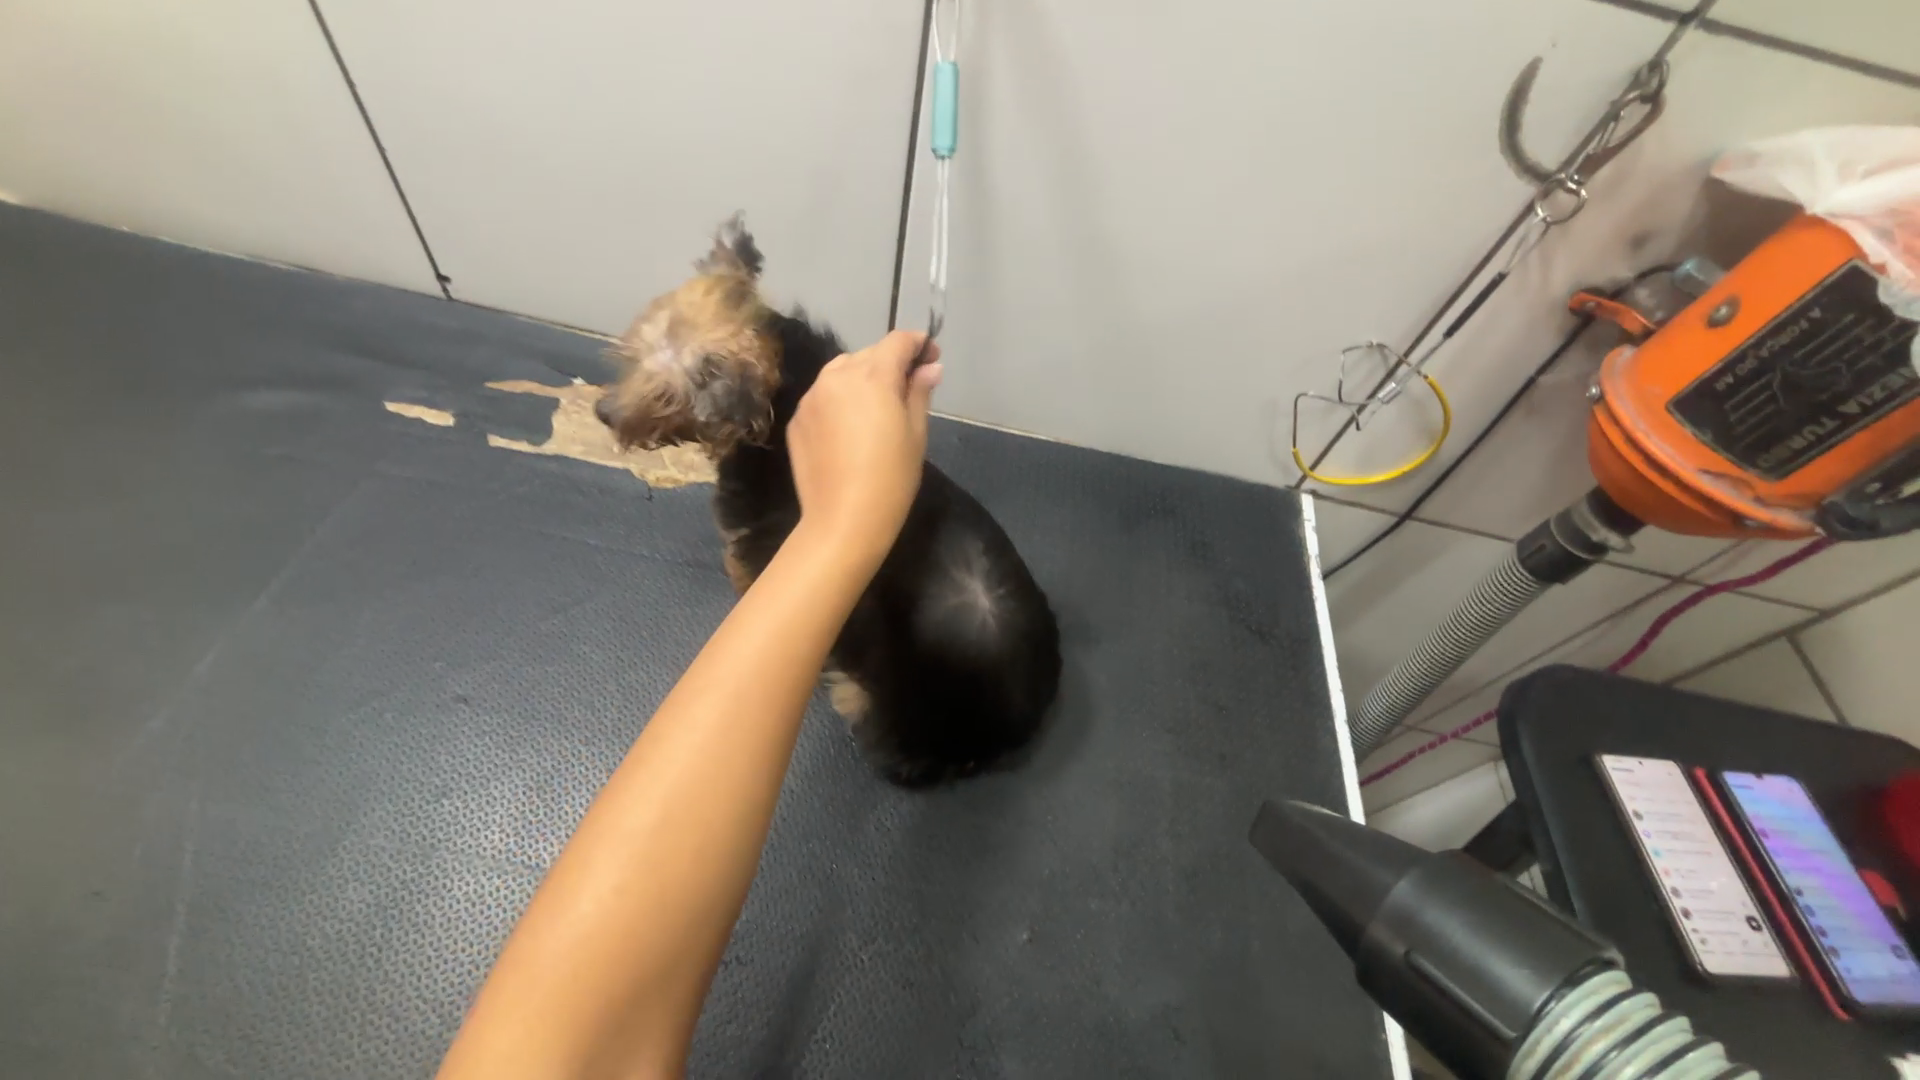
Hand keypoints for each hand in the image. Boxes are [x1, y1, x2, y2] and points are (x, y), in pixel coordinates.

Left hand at [787, 331, 941, 562]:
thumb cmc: (891, 478)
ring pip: (841, 372)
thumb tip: (930, 367)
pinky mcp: (797, 420)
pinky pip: (823, 397)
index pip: (897, 342)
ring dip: (862, 378)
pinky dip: (840, 400)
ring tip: (878, 406)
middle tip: (909, 387)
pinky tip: (851, 429)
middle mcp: (837, 377)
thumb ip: (919, 392)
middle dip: (891, 363)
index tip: (932, 357)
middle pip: (869, 354)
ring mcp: (812, 398)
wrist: (843, 520)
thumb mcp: (916, 434)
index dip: (918, 344)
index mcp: (872, 376)